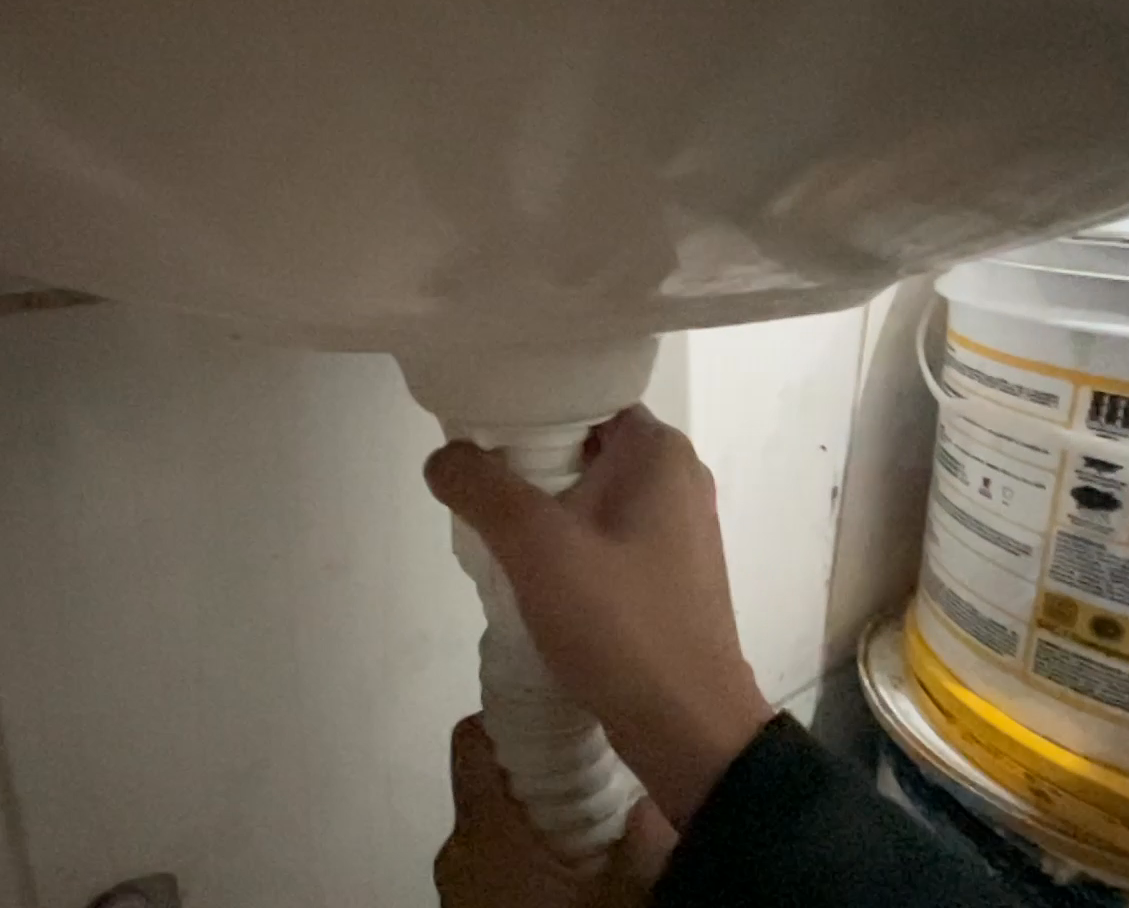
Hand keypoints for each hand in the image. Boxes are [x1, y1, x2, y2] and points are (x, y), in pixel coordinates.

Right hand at [424, 406, 773, 827]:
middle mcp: (676, 476)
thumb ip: (480, 487)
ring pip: (589, 492)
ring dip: (541, 507)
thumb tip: (442, 458)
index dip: (525, 410)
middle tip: (476, 487)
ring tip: (495, 531)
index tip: (477, 434)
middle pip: (581, 446)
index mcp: (658, 450)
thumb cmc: (618, 620)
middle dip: (525, 465)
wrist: (686, 728)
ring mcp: (677, 527)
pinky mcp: (667, 570)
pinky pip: (603, 532)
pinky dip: (566, 539)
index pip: (581, 399)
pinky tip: (532, 570)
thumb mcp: (535, 544)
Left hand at [436, 716, 675, 907]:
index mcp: (481, 829)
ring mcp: (458, 883)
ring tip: (592, 818)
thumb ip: (645, 844)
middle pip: (488, 777)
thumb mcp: (619, 900)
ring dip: (535, 812)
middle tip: (592, 766)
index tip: (554, 711)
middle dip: (537, 766)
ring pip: (492, 819)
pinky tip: (574, 866)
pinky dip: (525, 848)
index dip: (507, 713)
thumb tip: (664, 795)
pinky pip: (492, 857)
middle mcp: (457, 848)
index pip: (471, 738)